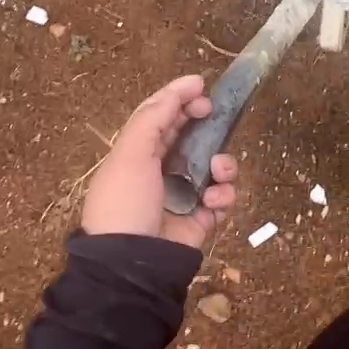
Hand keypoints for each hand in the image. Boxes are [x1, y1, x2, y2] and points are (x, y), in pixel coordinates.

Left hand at [80, 75, 237, 248]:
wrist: (132, 265)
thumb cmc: (125, 202)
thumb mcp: (131, 152)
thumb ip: (156, 115)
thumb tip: (188, 84)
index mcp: (138, 153)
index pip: (162, 116)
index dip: (180, 98)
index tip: (201, 87)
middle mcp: (162, 169)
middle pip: (192, 135)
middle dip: (205, 122)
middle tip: (213, 114)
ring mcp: (185, 193)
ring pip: (215, 164)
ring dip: (223, 162)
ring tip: (218, 171)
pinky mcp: (203, 216)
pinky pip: (223, 196)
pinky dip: (223, 195)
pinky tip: (212, 201)